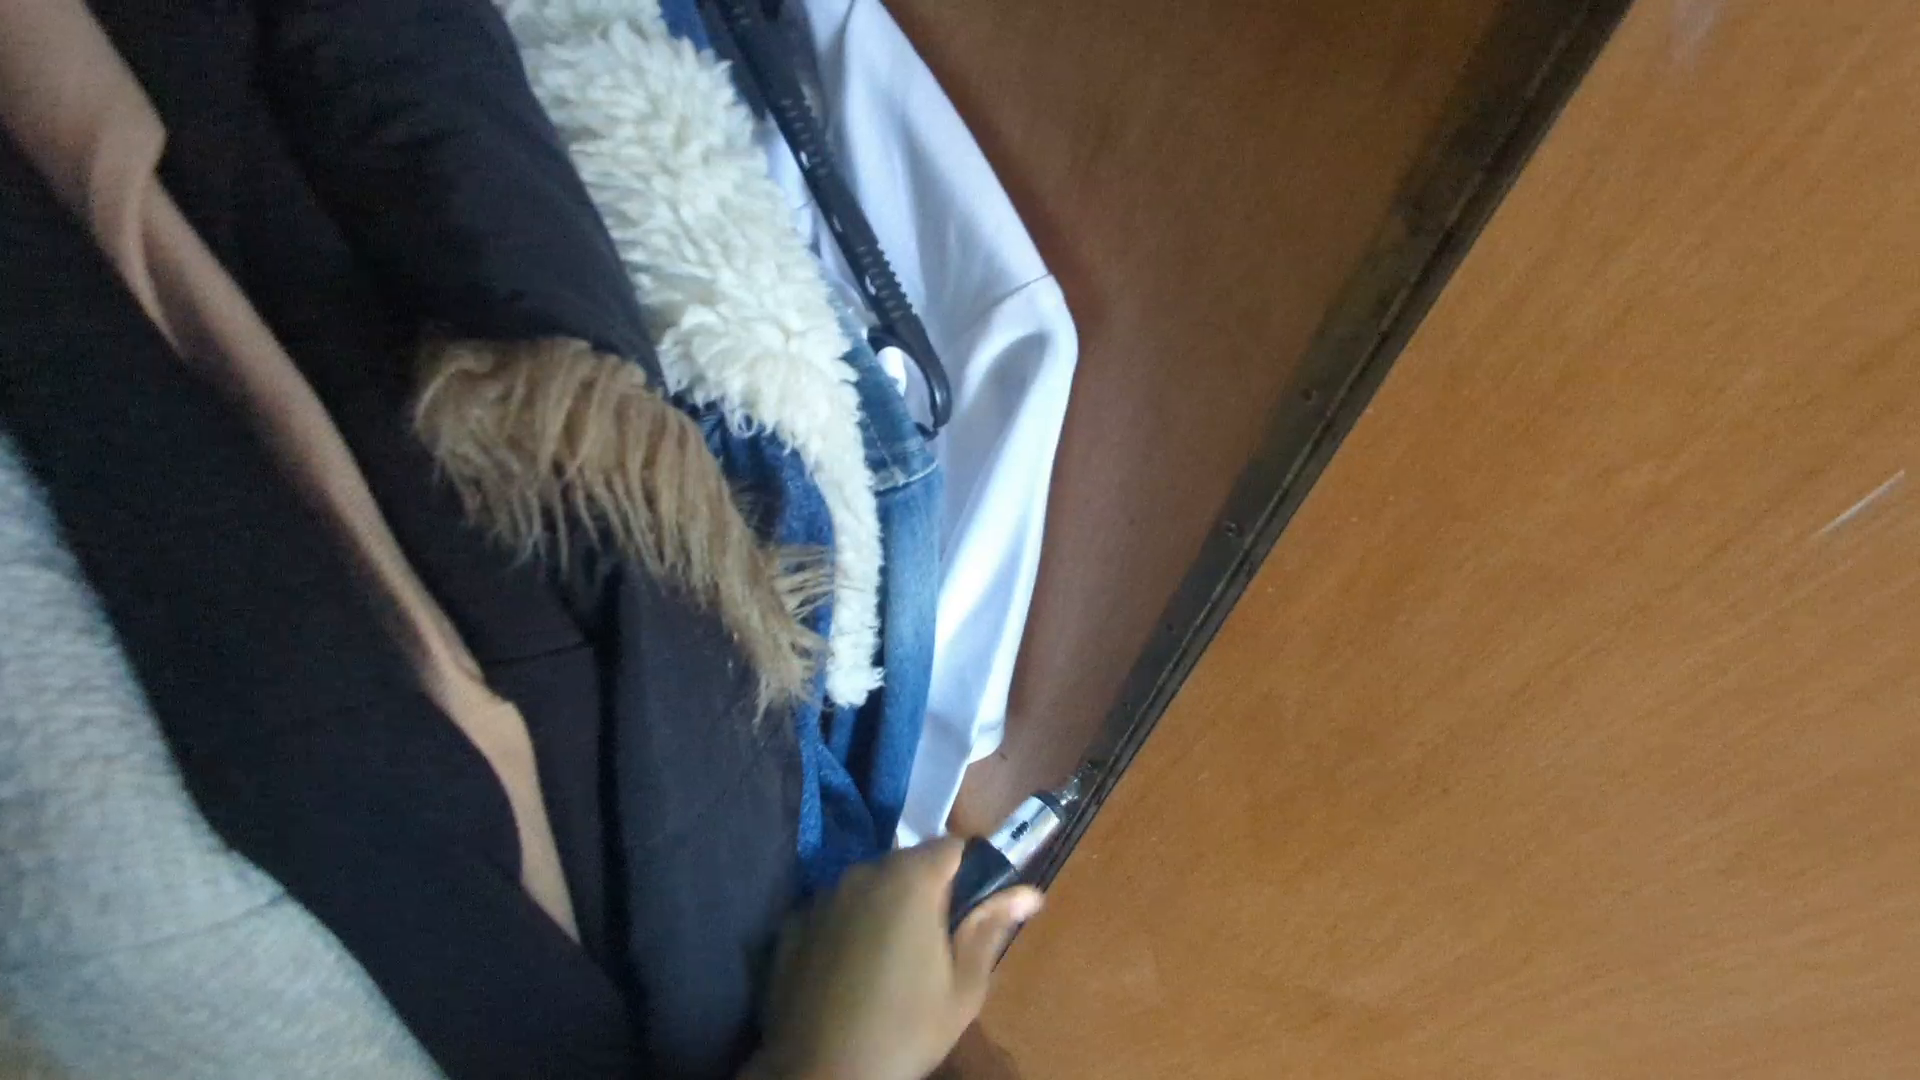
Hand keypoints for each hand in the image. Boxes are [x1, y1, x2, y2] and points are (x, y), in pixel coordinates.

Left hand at [750, 839, 1044, 1079]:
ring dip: (884, 905)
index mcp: (911, 879)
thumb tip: (1030, 891)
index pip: (952, 845)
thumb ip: (992, 927)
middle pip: (908, 862)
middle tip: (935, 943)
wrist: (820, 1075)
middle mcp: (864, 871)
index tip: (972, 906)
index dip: (969, 870)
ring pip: (869, 884)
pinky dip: (846, 926)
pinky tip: (849, 970)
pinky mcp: (793, 921)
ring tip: (889, 960)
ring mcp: (823, 894)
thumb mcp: (963, 987)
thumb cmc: (904, 1030)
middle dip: (927, 890)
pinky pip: (833, 909)